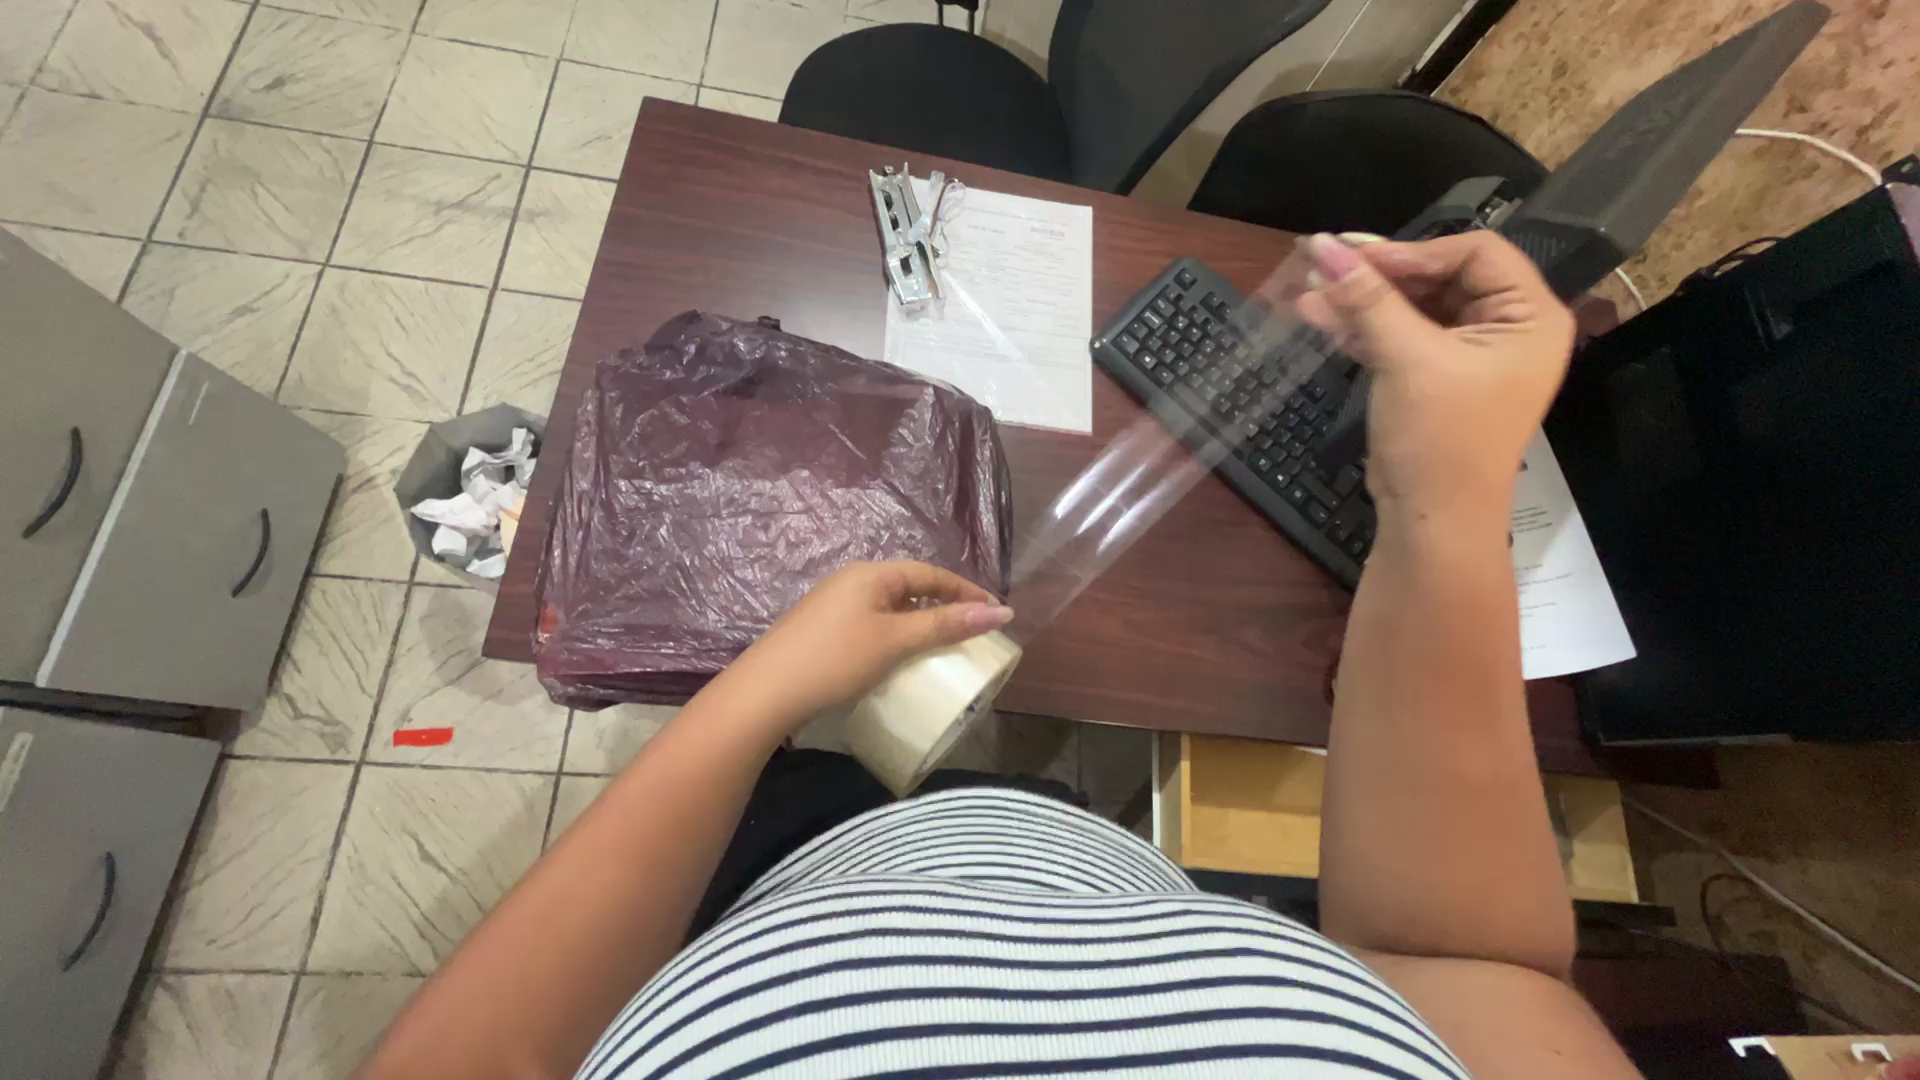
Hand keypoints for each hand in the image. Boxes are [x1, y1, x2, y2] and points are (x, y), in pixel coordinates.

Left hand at [720, 561, 1013, 726]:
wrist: (765, 692)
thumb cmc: (835, 660)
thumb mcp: (895, 641)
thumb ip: (946, 625)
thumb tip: (1000, 612)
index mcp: (872, 573)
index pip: (932, 574)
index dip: (967, 591)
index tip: (997, 612)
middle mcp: (854, 580)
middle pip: (913, 586)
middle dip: (947, 604)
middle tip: (975, 628)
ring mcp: (836, 603)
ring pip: (893, 605)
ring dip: (923, 620)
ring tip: (947, 642)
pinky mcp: (825, 628)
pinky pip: (876, 621)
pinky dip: (900, 632)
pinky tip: (905, 654)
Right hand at [1296, 231, 1574, 519]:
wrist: (1430, 517)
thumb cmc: (1439, 438)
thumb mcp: (1407, 360)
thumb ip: (1368, 301)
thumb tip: (1324, 245)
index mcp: (1528, 316)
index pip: (1475, 254)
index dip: (1413, 252)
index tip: (1355, 257)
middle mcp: (1504, 329)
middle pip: (1438, 279)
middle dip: (1379, 276)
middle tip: (1326, 265)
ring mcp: (1465, 356)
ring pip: (1411, 310)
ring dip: (1362, 302)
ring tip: (1310, 292)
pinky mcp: (1431, 379)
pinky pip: (1398, 339)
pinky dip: (1362, 330)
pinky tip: (1322, 319)